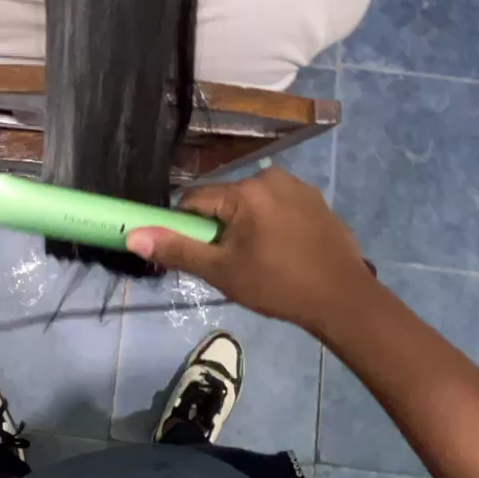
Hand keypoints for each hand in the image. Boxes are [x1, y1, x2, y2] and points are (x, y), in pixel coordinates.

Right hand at [126, 169, 380, 336]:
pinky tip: (282, 252)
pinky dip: (271, 224)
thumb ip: (178, 250)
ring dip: (245, 225)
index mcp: (244, 192)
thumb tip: (133, 235)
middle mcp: (270, 177)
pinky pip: (277, 206)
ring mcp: (297, 186)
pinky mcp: (315, 199)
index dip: (185, 227)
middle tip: (229, 263)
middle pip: (224, 200)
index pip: (195, 200)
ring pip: (251, 203)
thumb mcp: (221, 272)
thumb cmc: (278, 287)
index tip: (193, 253)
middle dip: (219, 227)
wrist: (345, 299)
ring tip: (258, 260)